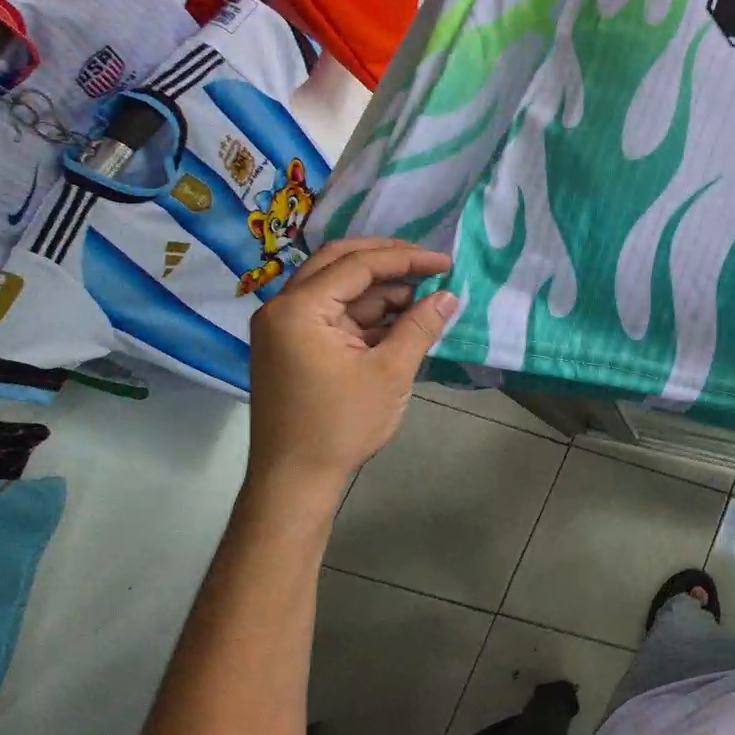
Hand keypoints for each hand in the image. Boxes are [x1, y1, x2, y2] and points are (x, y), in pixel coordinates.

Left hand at [246, 239, 456, 507]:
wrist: (297, 476)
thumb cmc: (342, 422)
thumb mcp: (391, 371)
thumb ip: (419, 327)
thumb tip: (449, 296)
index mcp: (299, 310)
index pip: (356, 265)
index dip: (406, 259)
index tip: (448, 263)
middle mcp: (285, 310)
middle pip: (340, 264)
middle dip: (389, 261)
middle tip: (433, 266)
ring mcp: (289, 329)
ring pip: (341, 290)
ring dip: (385, 290)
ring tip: (429, 297)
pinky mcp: (300, 347)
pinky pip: (339, 315)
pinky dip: (373, 313)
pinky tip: (407, 320)